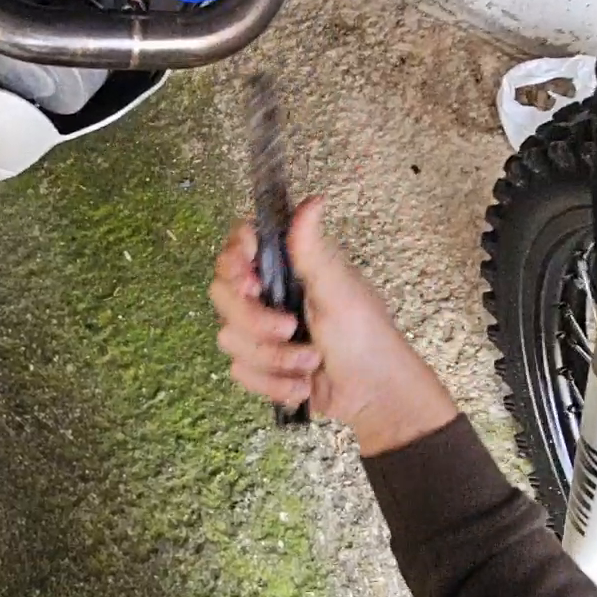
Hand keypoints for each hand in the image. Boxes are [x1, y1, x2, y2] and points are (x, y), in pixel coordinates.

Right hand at [210, 198, 459, 455]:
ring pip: (229, 338)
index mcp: (286, 268)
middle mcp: (267, 295)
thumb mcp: (338, 290)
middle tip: (290, 328)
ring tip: (311, 362)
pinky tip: (301, 386)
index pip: (236, 249)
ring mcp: (259, 332)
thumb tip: (314, 199)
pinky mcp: (259, 367)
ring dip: (273, 357)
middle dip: (255, 320)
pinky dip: (272, 383)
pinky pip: (240, 371)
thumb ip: (312, 249)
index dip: (233, 262)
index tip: (250, 280)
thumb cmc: (365, 336)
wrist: (373, 397)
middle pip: (223, 296)